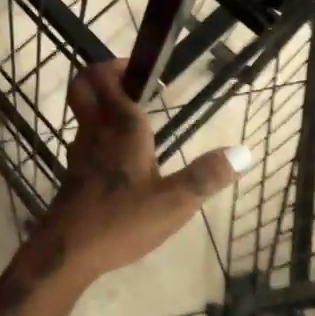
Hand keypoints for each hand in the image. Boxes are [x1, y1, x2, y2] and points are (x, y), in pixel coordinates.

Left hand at [40, 60, 248, 279]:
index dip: (124, 68)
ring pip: (82, 107)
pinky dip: (99, 128)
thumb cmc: (123, 220)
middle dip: (103, 73)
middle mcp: (96, 127)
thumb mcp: (174, 203)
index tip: (152, 78)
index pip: (111, 78)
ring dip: (101, 100)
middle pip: (85, 83)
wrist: (70, 248)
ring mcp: (81, 147)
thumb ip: (206, 176)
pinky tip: (121, 153)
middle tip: (130, 82)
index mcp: (122, 126)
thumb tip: (244, 152)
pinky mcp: (75, 167)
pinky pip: (85, 133)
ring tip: (133, 115)